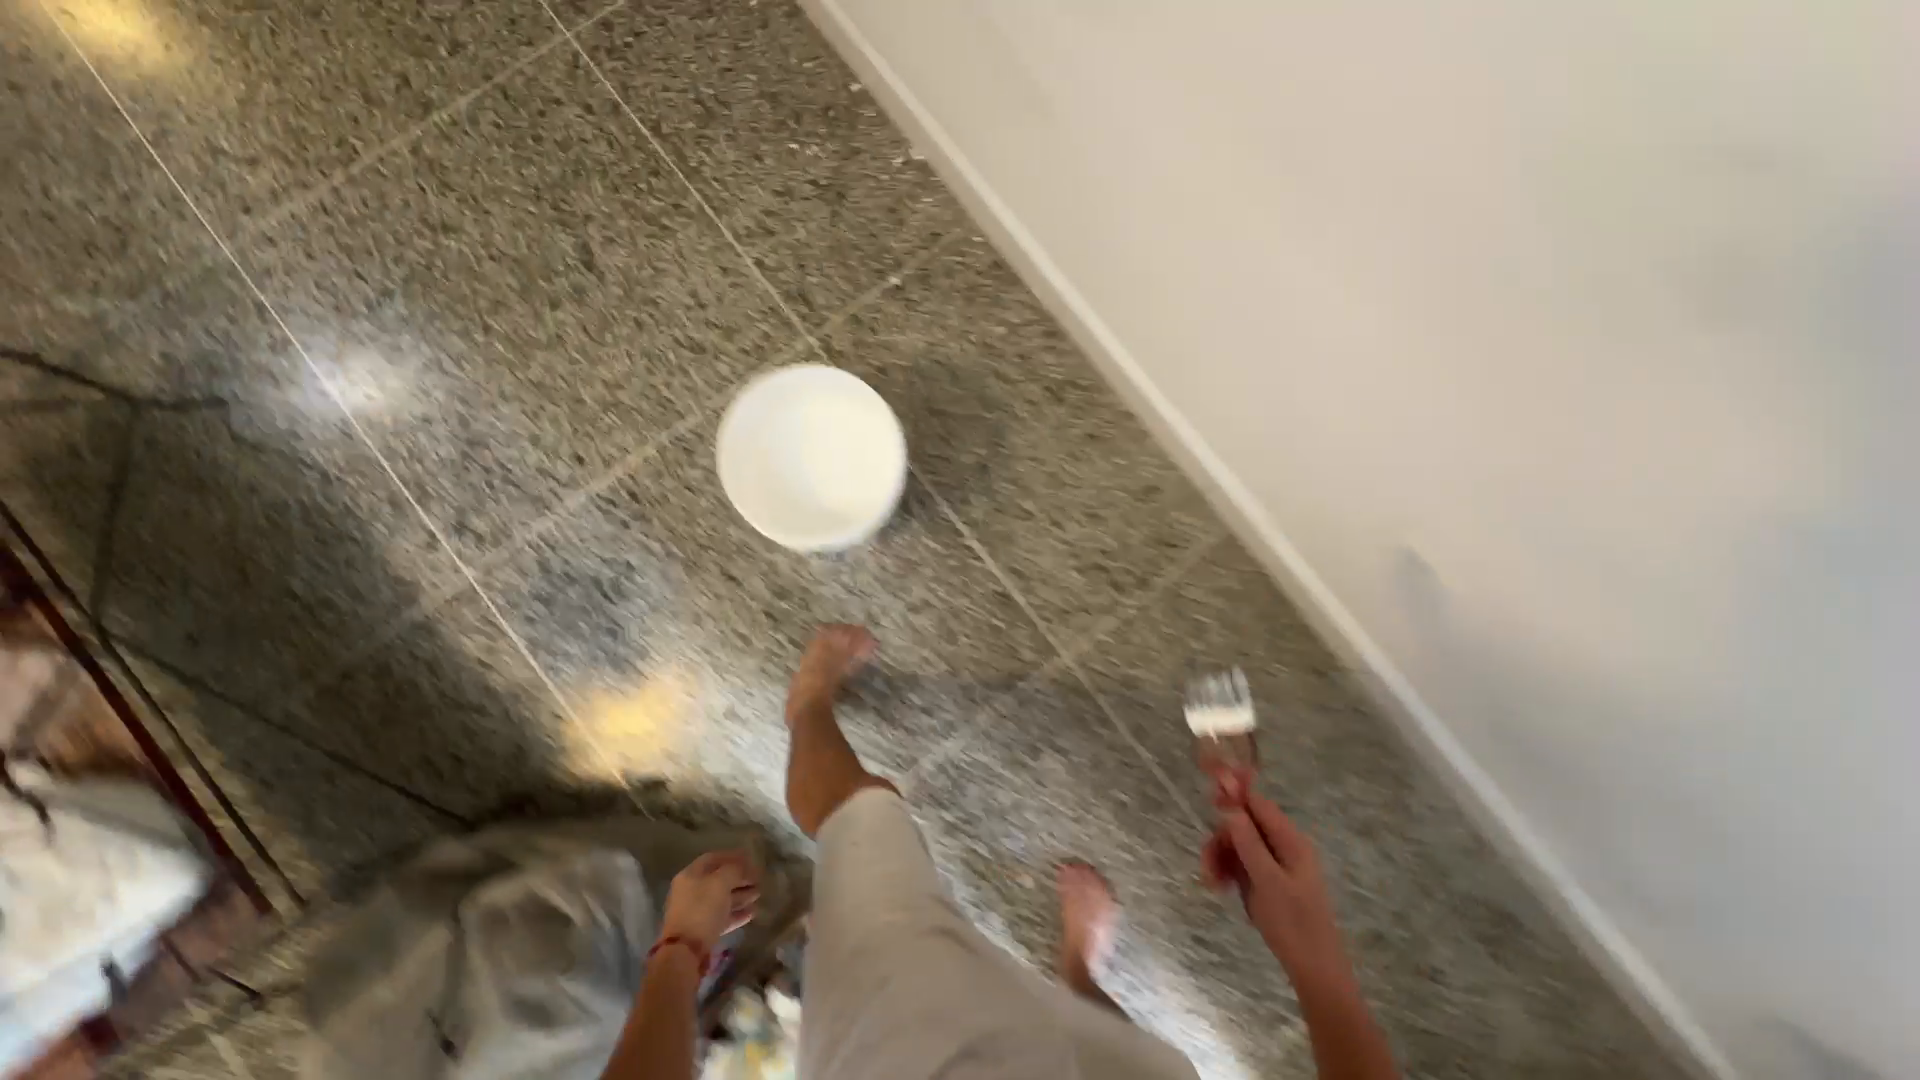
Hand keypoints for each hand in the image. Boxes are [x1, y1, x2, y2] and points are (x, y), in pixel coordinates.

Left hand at [659, 851, 760, 953]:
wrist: (685, 950)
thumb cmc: (702, 909)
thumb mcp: (720, 883)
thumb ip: (734, 870)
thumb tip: (743, 867)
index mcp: (691, 875)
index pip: (713, 858)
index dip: (732, 856)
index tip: (751, 858)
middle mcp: (692, 891)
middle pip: (719, 879)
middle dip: (740, 878)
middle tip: (759, 878)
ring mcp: (696, 912)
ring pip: (722, 899)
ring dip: (741, 895)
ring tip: (759, 894)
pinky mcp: (703, 930)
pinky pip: (722, 917)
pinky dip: (737, 913)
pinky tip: (752, 913)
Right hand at [1203, 773, 1349, 982]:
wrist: (1314, 968)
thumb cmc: (1293, 923)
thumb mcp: (1267, 881)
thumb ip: (1249, 842)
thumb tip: (1231, 807)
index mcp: (1291, 841)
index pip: (1258, 804)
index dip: (1234, 795)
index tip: (1208, 792)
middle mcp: (1283, 846)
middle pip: (1243, 825)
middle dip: (1221, 839)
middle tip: (1207, 864)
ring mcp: (1275, 864)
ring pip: (1238, 845)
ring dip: (1220, 857)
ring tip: (1212, 883)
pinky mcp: (1267, 880)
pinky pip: (1241, 863)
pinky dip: (1227, 870)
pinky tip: (1219, 888)